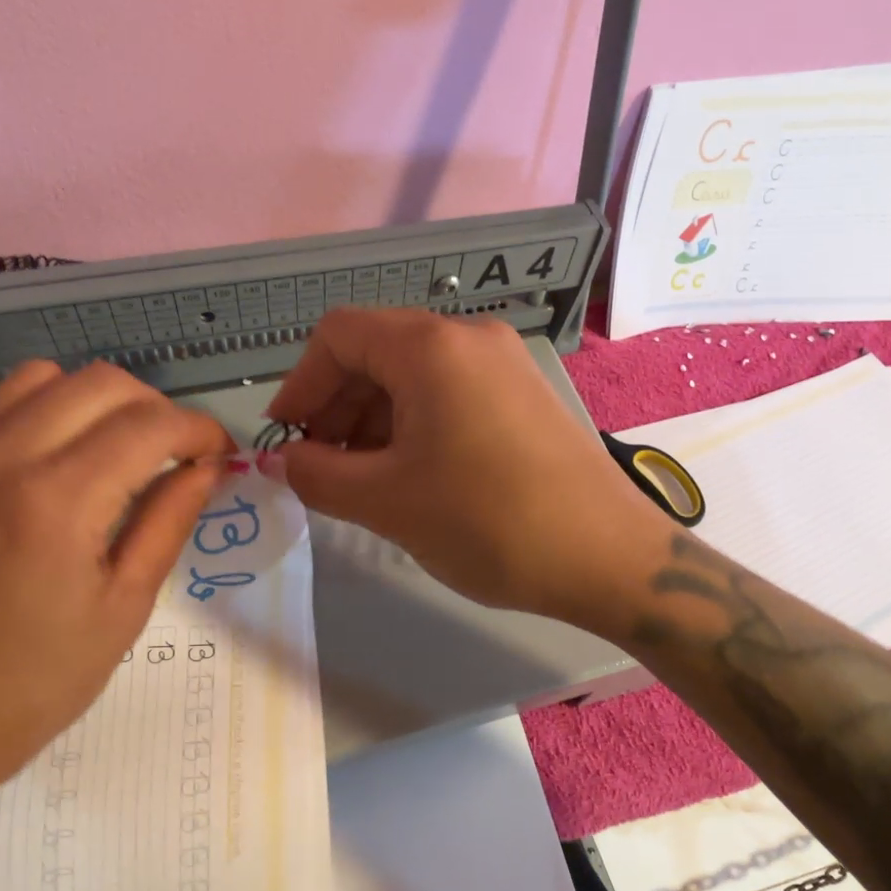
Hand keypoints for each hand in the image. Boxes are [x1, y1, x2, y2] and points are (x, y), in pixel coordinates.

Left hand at [0, 355, 232, 804]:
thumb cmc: (34, 685)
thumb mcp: (123, 607)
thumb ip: (168, 521)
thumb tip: (207, 466)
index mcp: (60, 499)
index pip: (151, 424)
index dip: (200, 431)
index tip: (221, 455)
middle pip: (100, 384)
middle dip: (155, 410)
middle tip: (173, 457)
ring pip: (33, 377)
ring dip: (85, 400)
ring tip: (103, 449)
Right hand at [266, 309, 668, 631]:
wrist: (606, 556)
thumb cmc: (487, 522)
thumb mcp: (386, 502)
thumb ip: (317, 475)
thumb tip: (284, 461)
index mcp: (431, 346)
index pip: (338, 335)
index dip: (299, 384)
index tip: (287, 441)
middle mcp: (469, 337)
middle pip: (377, 352)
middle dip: (336, 407)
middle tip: (321, 469)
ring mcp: (504, 364)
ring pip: (414, 376)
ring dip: (373, 421)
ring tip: (362, 481)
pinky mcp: (525, 395)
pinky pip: (451, 394)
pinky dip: (415, 425)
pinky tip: (410, 476)